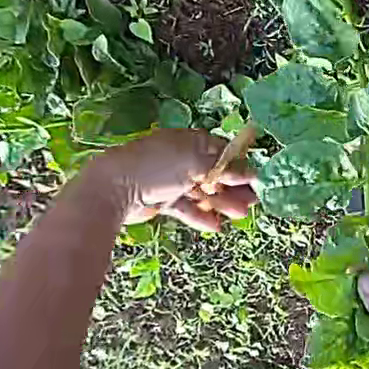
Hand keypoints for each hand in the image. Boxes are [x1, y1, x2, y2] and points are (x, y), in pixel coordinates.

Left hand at [82, 129, 256, 229]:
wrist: (112, 189)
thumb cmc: (158, 167)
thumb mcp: (196, 163)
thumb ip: (225, 170)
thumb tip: (252, 173)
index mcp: (190, 142)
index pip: (222, 152)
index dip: (239, 165)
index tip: (256, 179)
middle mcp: (182, 159)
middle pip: (215, 174)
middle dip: (234, 188)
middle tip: (253, 201)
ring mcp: (171, 180)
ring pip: (203, 192)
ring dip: (222, 203)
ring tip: (240, 216)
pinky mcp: (162, 200)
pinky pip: (186, 207)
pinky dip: (200, 216)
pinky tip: (215, 226)